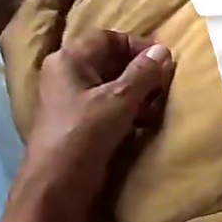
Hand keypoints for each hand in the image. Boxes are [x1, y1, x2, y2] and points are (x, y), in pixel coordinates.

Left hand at [19, 30, 174, 209]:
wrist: (57, 182)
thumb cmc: (86, 133)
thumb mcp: (119, 100)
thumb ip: (143, 74)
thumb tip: (164, 51)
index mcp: (69, 60)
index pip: (108, 38)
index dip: (137, 46)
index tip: (163, 61)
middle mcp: (66, 74)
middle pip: (110, 61)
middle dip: (140, 71)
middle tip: (163, 85)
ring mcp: (71, 99)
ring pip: (111, 85)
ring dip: (137, 93)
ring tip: (156, 105)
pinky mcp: (79, 122)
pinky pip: (107, 105)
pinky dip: (127, 109)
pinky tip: (143, 122)